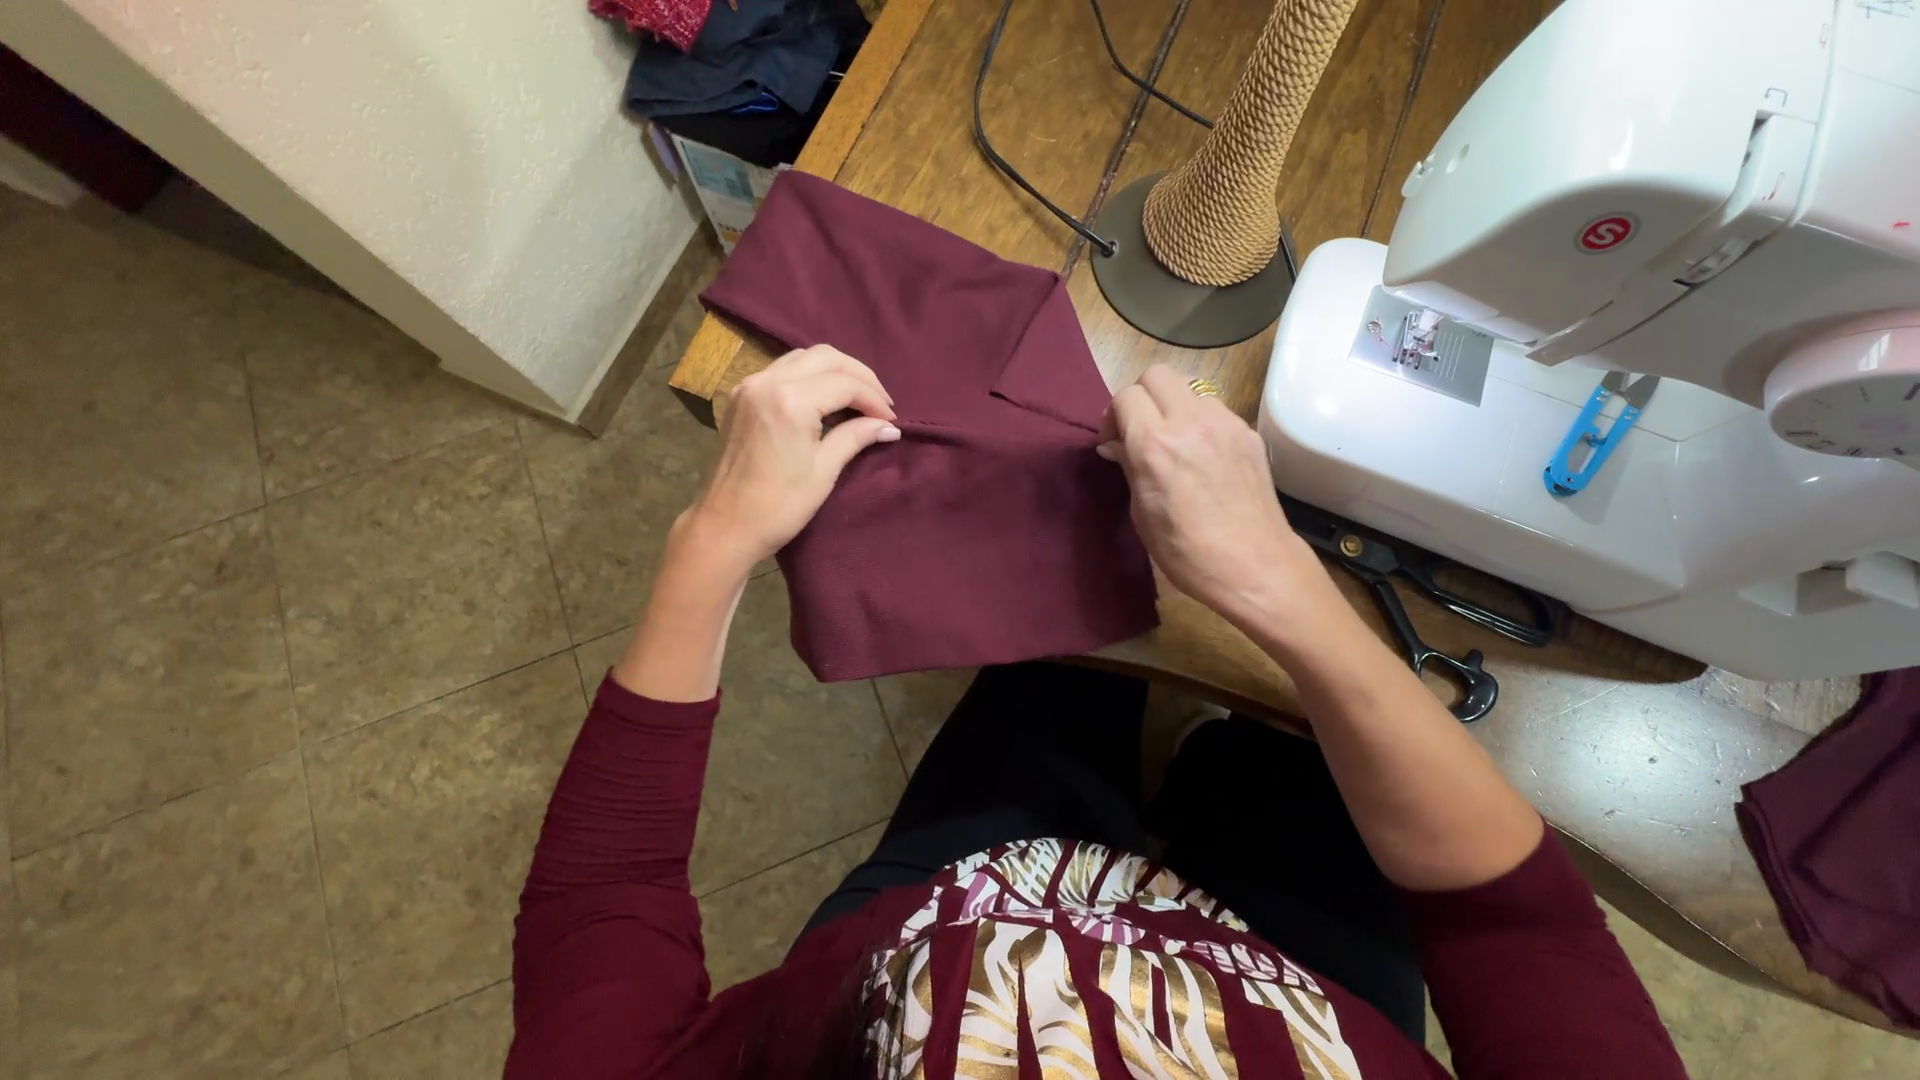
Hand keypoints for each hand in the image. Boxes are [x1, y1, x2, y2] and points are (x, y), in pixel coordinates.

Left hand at [681, 344, 900, 570]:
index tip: (891, 420)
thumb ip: (855, 437)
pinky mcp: (740, 396)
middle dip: (859, 376)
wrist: (724, 526)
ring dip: (834, 371)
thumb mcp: (824, 471)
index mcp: (790, 401)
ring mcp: (749, 386)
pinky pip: (783, 370)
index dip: (874, 399)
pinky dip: (810, 376)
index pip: (844, 383)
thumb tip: (888, 426)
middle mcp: (767, 382)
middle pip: (825, 357)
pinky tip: (825, 400)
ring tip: (857, 398)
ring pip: (802, 357)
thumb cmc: (778, 507)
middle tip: (881, 402)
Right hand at [1098, 366, 1331, 625]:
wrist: (1255, 566)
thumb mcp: (1142, 513)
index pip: (1125, 397)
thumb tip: (1116, 445)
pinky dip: (1199, 420)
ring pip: (1188, 387)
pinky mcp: (1248, 433)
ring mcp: (1225, 424)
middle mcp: (1190, 422)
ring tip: (1172, 440)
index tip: (1114, 441)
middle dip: (1140, 396)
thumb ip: (1129, 467)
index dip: (1113, 416)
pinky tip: (1201, 454)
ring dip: (1172, 404)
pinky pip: (1214, 409)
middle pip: (1156, 374)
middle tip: (1139, 429)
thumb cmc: (1187, 552)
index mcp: (1155, 445)